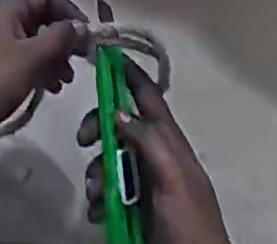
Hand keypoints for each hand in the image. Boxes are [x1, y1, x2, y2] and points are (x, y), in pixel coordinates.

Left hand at [0, 0, 84, 156]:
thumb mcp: (33, 56)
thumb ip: (60, 37)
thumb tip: (81, 25)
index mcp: (11, 10)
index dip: (68, 9)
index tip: (86, 29)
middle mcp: (8, 22)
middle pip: (45, 19)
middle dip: (65, 37)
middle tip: (84, 55)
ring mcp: (5, 45)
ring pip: (40, 41)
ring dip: (58, 56)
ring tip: (68, 79)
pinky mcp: (4, 67)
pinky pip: (32, 60)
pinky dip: (46, 69)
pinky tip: (54, 87)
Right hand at [81, 60, 227, 243]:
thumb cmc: (190, 223)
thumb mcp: (173, 177)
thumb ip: (148, 140)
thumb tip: (118, 110)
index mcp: (169, 140)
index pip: (146, 94)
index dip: (127, 71)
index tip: (103, 53)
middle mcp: (153, 153)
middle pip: (119, 122)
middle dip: (99, 125)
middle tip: (86, 140)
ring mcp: (142, 181)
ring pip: (108, 156)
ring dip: (96, 170)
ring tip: (97, 194)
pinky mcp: (131, 207)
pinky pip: (105, 189)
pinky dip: (97, 196)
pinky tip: (99, 211)